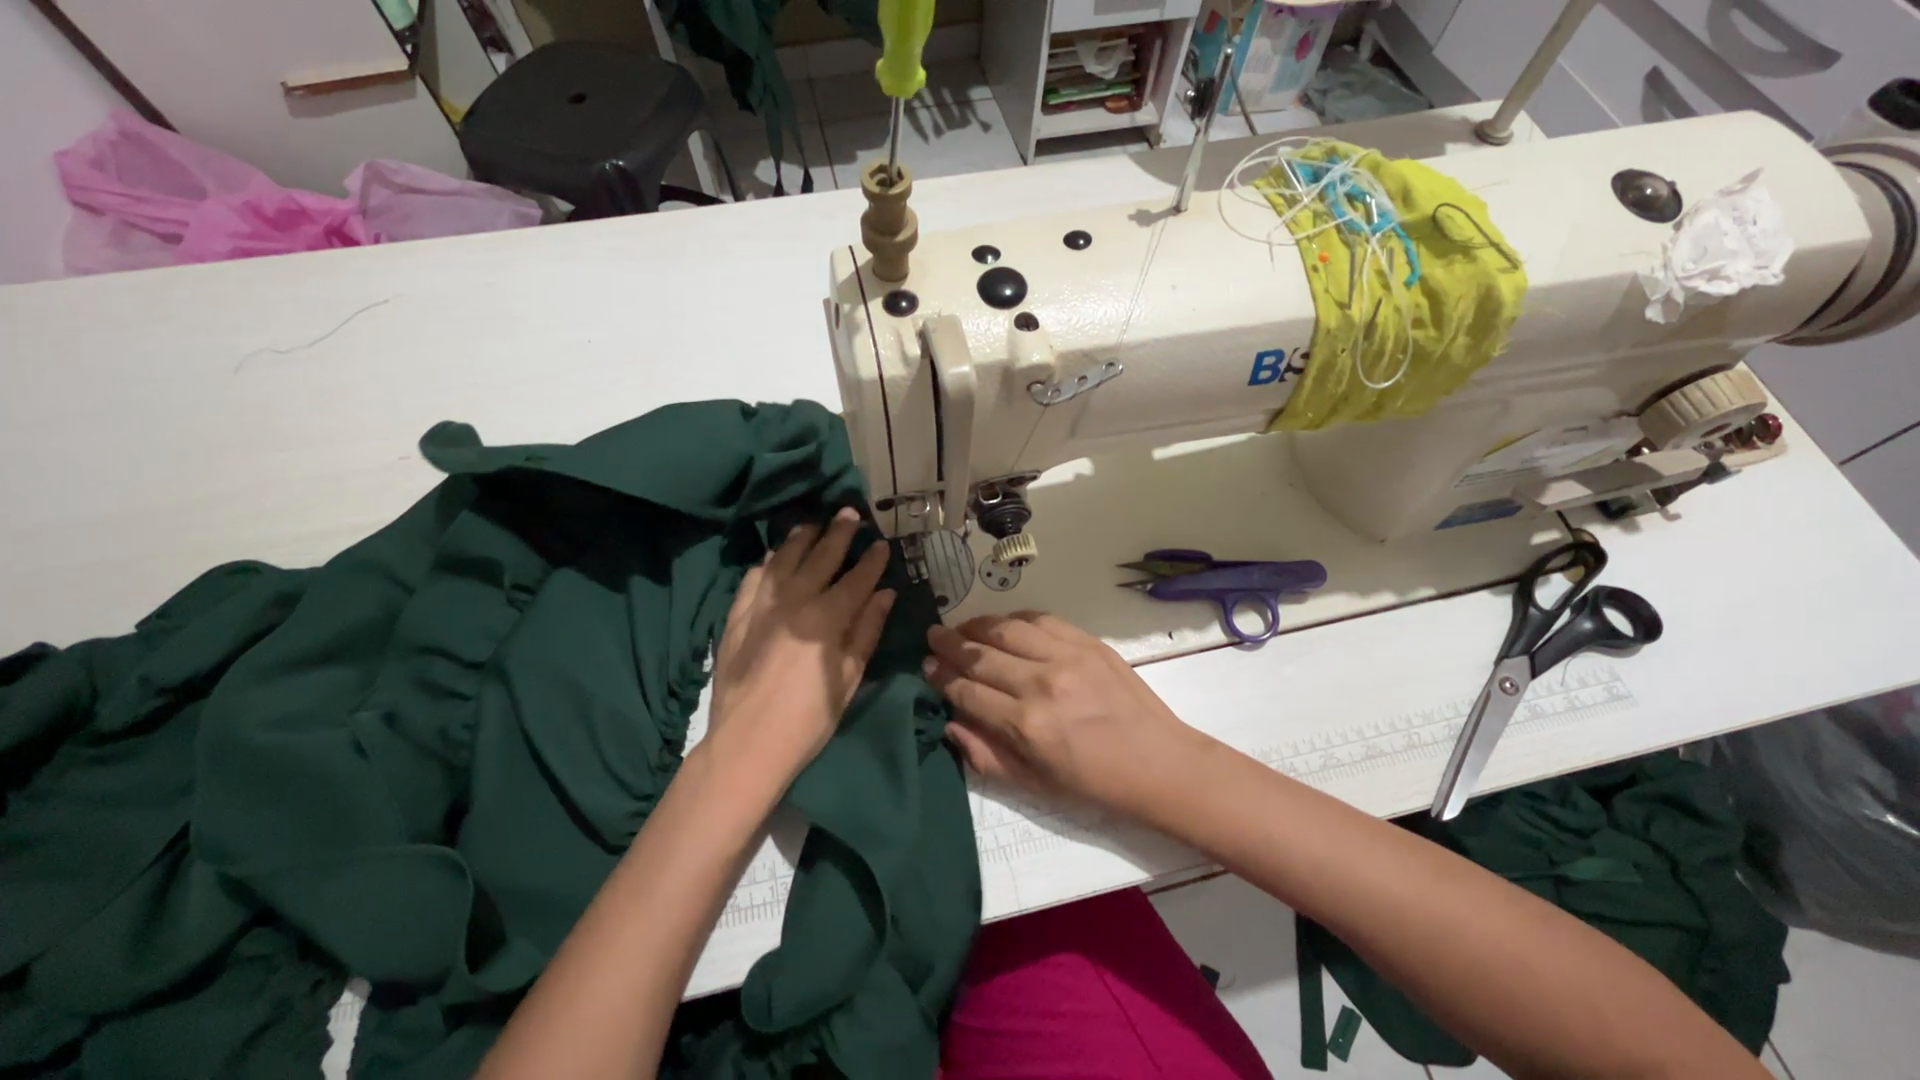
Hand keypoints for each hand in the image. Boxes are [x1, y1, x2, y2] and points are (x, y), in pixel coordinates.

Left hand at [705, 507, 894, 789]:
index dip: (872, 560)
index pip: (856, 578)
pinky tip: (772, 558)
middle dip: (838, 533)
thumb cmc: (809, 719)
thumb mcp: (848, 678)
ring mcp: (760, 606)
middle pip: (820, 557)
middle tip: (850, 513)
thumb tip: (884, 595)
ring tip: (812, 525)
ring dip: (800, 539)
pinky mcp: (736, 617)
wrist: (746, 743)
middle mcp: (794, 600)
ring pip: (783, 559)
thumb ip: (866, 631)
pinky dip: (766, 564)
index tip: (882, 543)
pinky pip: (753, 579)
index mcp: (827, 617)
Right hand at [923, 613, 1203, 817]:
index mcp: (1025, 724)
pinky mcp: (1089, 642)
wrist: (1157, 763)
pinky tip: (1003, 625)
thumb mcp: (1032, 784)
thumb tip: (949, 722)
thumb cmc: (1092, 783)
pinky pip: (1041, 619)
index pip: (966, 690)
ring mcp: (1067, 657)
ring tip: (962, 627)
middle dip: (949, 645)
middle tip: (931, 637)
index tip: (925, 668)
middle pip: (980, 654)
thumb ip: (985, 754)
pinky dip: (1015, 619)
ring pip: (1007, 629)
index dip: (940, 678)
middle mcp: (1040, 683)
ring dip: (977, 625)